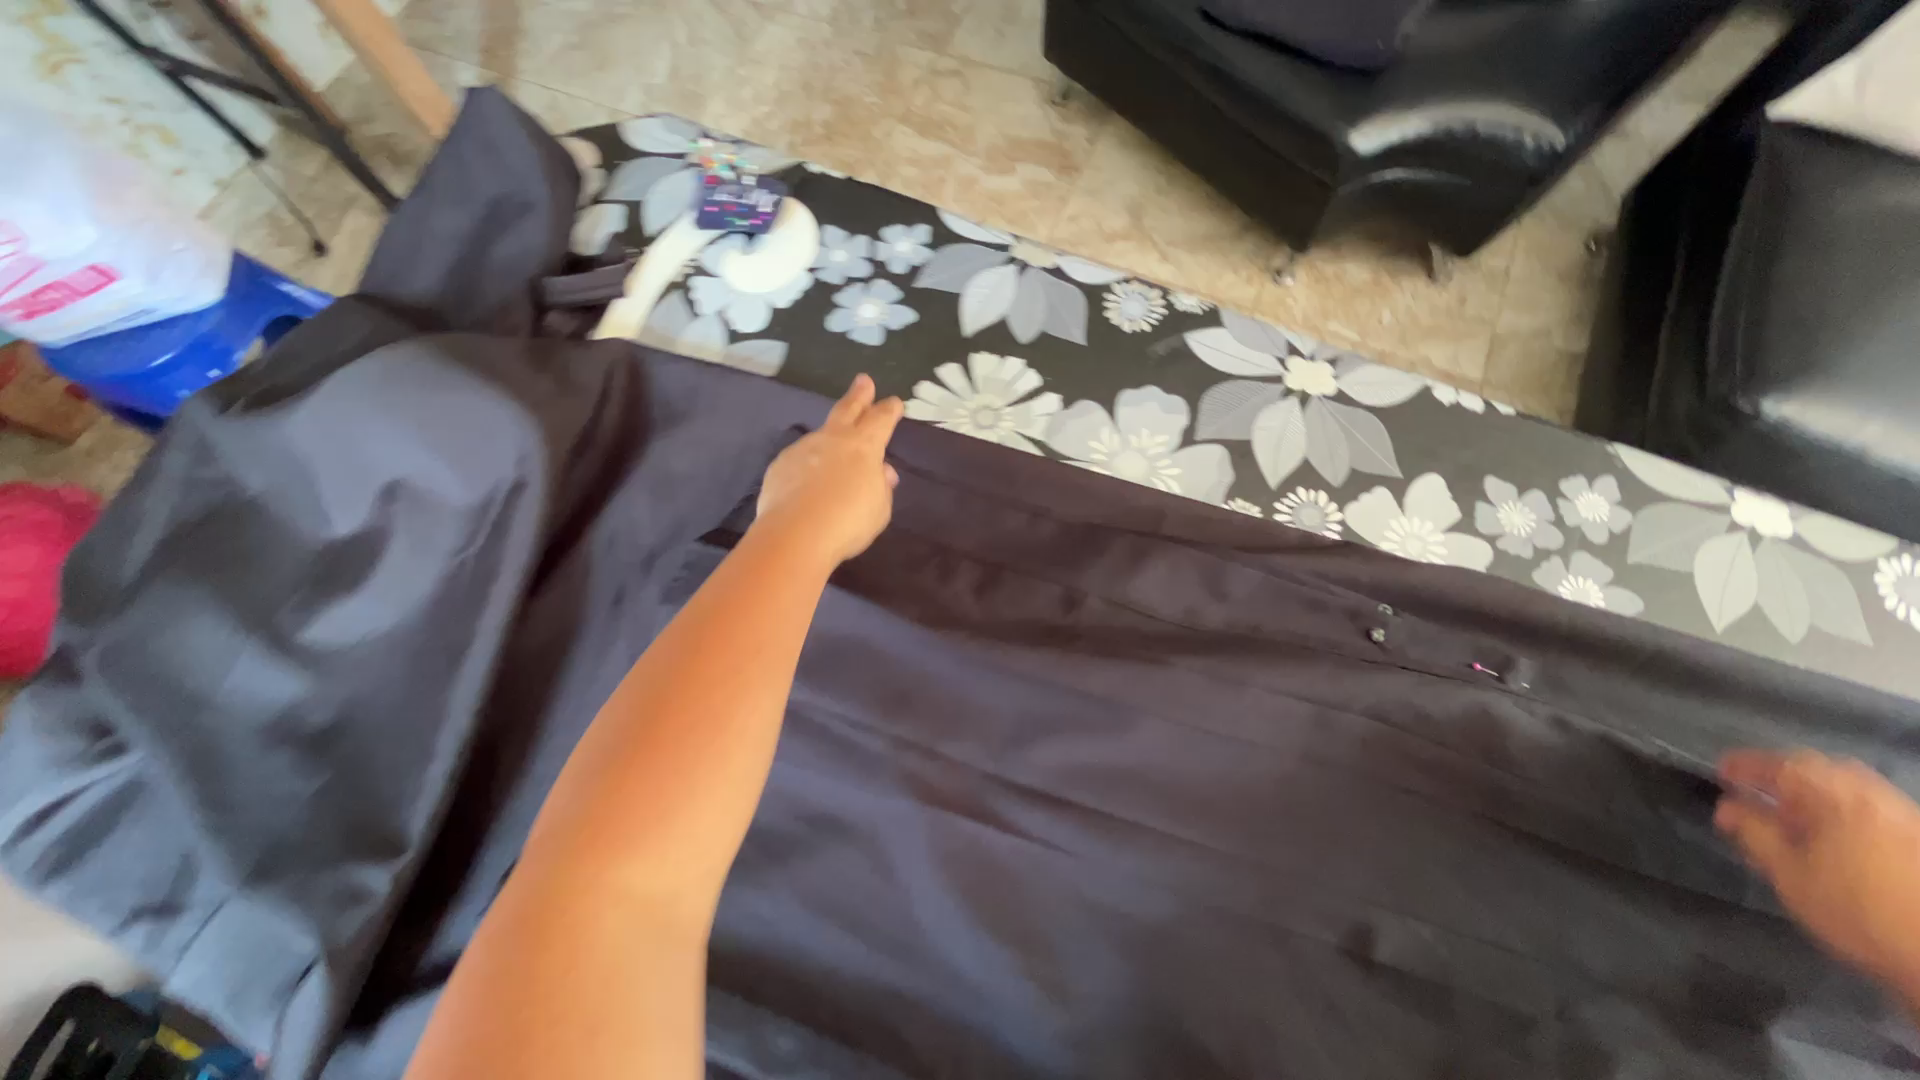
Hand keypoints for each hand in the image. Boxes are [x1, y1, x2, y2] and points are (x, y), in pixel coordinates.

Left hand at [753, 374, 902, 565]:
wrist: (796, 534)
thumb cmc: (849, 521)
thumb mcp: (879, 508)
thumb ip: (881, 487)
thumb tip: (882, 472)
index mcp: (864, 446)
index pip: (881, 420)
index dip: (889, 410)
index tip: (894, 402)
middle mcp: (833, 439)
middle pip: (848, 410)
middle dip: (859, 395)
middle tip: (863, 380)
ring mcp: (803, 449)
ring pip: (821, 438)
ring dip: (830, 441)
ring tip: (833, 455)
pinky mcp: (780, 466)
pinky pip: (800, 461)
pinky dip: (807, 468)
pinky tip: (807, 484)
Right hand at [1717, 750, 1919, 999]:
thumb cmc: (1852, 909)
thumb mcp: (1788, 874)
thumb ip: (1753, 833)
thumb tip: (1728, 807)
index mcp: (1834, 798)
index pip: (1779, 765)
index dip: (1744, 765)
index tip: (1720, 773)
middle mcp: (1871, 796)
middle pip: (1818, 769)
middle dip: (1782, 776)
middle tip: (1754, 792)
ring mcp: (1901, 815)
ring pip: (1847, 786)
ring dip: (1812, 792)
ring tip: (1790, 813)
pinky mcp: (1916, 835)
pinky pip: (1868, 804)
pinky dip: (1840, 807)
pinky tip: (1829, 831)